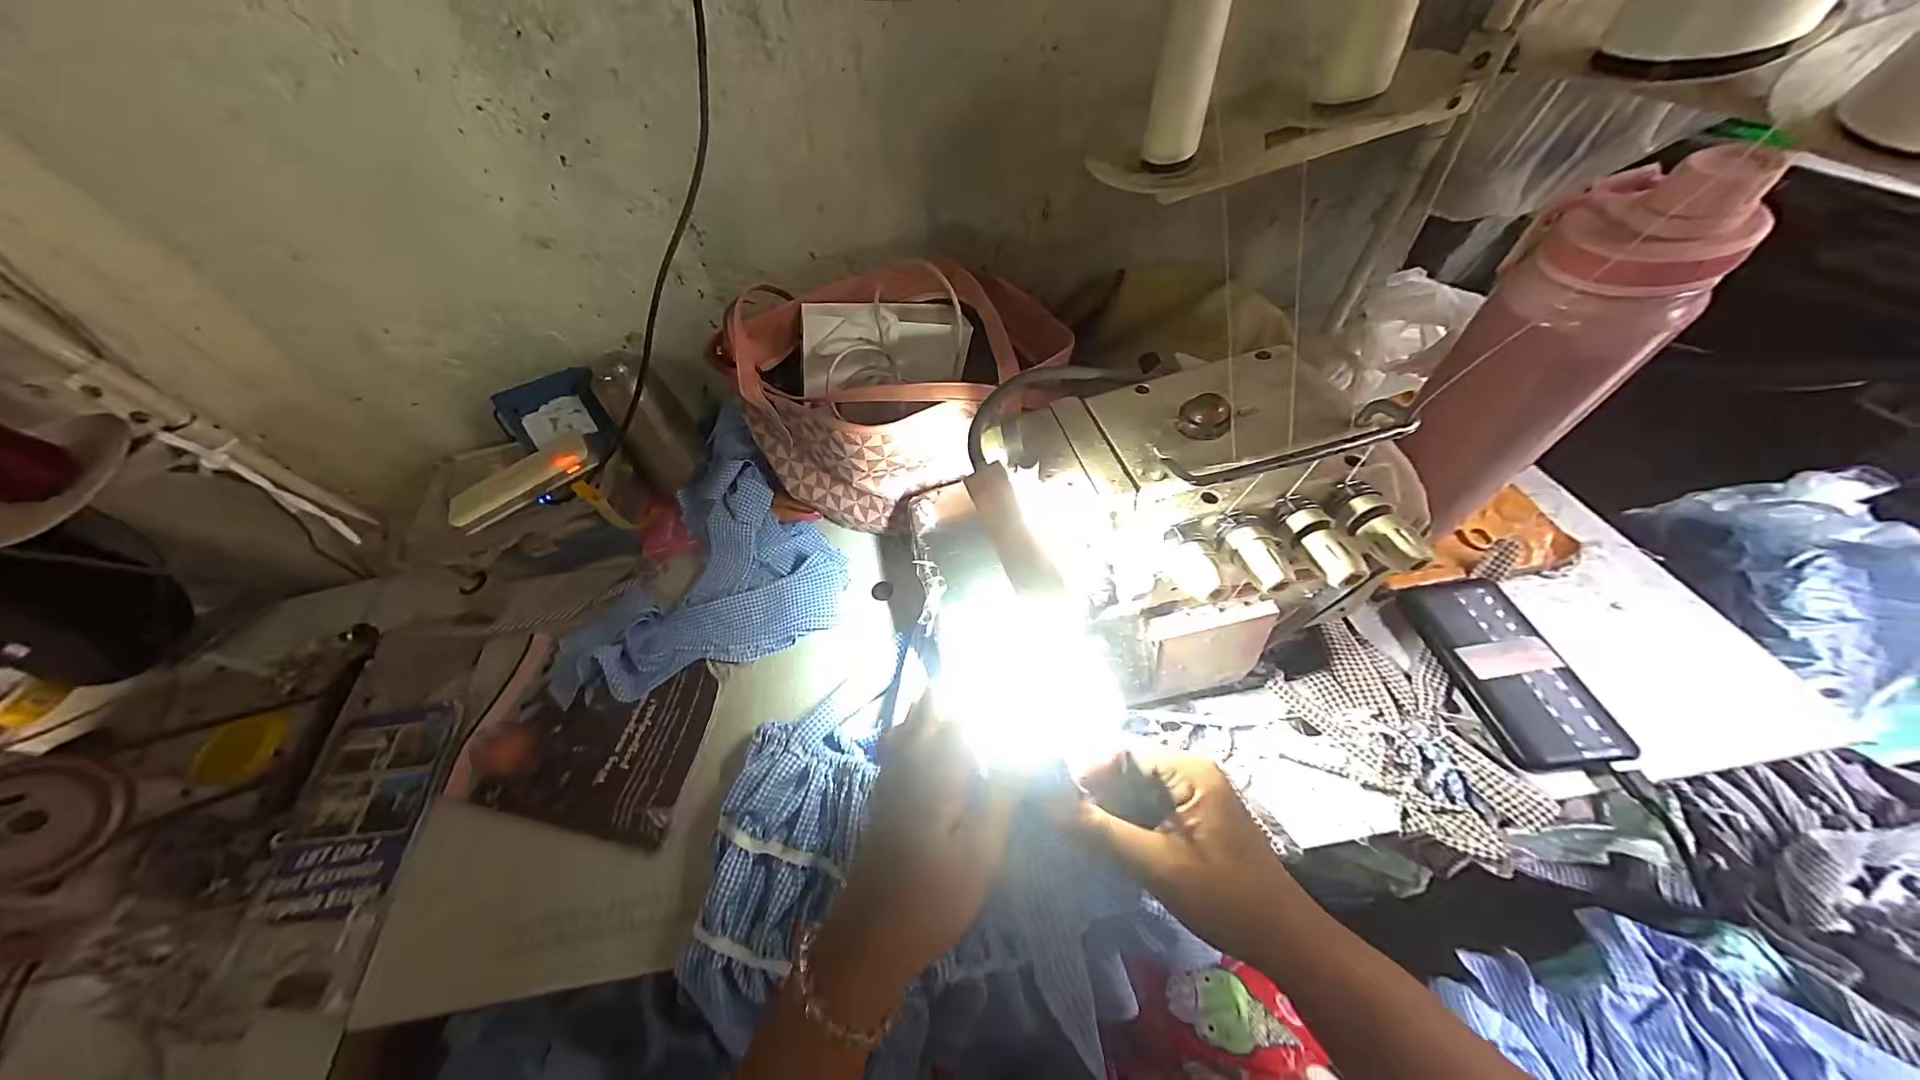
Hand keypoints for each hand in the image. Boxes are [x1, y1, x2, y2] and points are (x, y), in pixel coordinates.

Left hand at [810, 694, 1016, 1017]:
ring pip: (910, 729)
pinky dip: (911, 732)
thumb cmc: (934, 898)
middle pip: (930, 715)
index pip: (963, 718)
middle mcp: (909, 767)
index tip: (1015, 692)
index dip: (988, 701)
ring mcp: (891, 783)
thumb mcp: (980, 851)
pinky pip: (898, 749)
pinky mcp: (884, 801)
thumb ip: (1001, 793)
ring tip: (956, 695)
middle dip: (956, 696)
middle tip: (986, 686)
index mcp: (936, 773)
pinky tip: (918, 735)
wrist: (870, 938)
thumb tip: (1026, 747)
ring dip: (933, 709)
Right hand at [1067, 750, 1292, 960]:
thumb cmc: (1226, 898)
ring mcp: (1192, 797)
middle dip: (1094, 796)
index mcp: (1189, 771)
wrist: (1285, 941)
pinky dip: (1124, 827)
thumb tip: (1047, 808)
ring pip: (1133, 793)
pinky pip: (1146, 811)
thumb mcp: (1157, 864)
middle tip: (1060, 823)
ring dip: (1106, 814)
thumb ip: (1101, 832)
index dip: (1086, 773)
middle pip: (1126, 771)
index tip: (1053, 801)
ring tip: (1075, 836)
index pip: (1123, 752)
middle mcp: (1190, 774)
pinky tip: (1104, 847)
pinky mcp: (1190, 821)